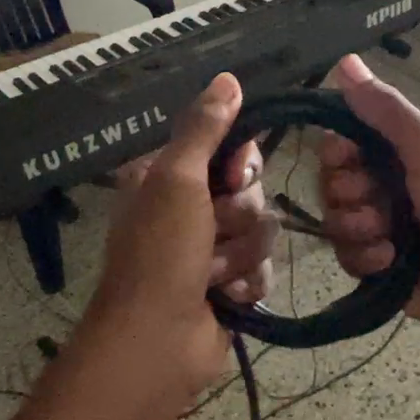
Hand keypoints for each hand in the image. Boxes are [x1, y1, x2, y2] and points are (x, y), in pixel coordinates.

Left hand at [80, 73, 276, 398]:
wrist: (157, 342)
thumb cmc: (161, 255)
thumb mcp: (177, 180)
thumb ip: (204, 128)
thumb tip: (228, 77)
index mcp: (168, 176)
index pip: (230, 147)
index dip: (243, 163)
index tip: (236, 178)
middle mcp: (189, 208)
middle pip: (251, 189)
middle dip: (239, 216)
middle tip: (213, 235)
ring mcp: (209, 249)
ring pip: (261, 231)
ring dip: (241, 254)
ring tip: (213, 275)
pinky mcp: (229, 284)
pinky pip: (262, 268)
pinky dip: (245, 283)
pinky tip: (226, 297)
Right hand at [316, 55, 419, 339]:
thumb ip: (386, 110)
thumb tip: (344, 59)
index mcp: (405, 152)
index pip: (345, 140)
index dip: (336, 149)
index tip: (344, 157)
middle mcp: (389, 186)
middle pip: (333, 181)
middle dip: (347, 193)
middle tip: (373, 201)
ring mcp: (383, 228)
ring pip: (335, 220)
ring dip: (356, 227)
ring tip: (388, 238)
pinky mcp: (379, 267)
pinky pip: (346, 256)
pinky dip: (364, 258)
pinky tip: (390, 262)